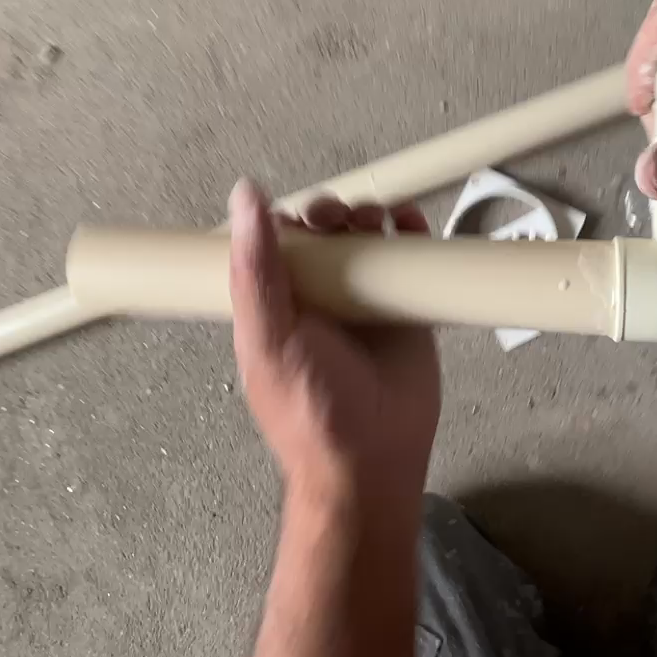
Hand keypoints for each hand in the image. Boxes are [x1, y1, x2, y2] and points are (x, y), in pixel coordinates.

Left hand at [227, 180, 441, 511]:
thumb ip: (256, 270)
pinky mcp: (407, 309)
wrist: (371, 459)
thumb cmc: (311, 410)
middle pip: (327, 234)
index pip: (279, 243)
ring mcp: (366, 301)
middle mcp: (321, 296)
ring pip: (368, 239)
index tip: (306, 217)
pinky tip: (410, 225)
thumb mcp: (269, 339)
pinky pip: (410, 261)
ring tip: (378, 219)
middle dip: (334, 214)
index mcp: (279, 302)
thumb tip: (244, 196)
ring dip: (371, 217)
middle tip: (344, 220)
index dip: (289, 219)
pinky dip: (412, 236)